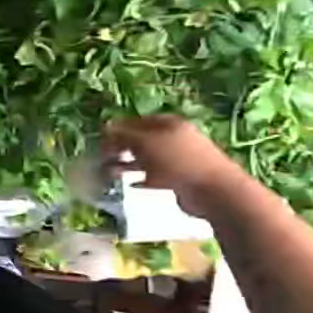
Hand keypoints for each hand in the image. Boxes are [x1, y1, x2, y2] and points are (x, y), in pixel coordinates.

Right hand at [103, 115, 248, 218]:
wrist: (213, 191)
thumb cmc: (177, 161)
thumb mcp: (145, 143)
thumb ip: (124, 135)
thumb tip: (106, 127)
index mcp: (168, 124)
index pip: (136, 121)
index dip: (117, 129)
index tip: (100, 140)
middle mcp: (174, 139)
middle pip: (141, 140)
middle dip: (120, 148)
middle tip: (101, 157)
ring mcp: (178, 160)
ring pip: (146, 160)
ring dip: (126, 165)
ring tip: (108, 174)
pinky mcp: (180, 180)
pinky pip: (154, 177)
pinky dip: (141, 179)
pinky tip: (130, 185)